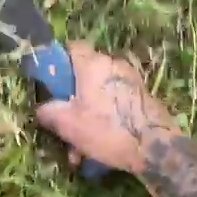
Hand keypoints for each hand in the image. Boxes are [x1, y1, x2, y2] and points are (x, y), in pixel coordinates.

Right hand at [33, 43, 179, 173]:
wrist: (154, 147)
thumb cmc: (106, 129)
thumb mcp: (66, 123)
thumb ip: (48, 111)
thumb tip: (42, 108)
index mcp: (93, 64)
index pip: (72, 47)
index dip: (58, 61)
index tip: (50, 82)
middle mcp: (114, 65)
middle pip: (85, 76)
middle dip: (72, 100)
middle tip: (64, 124)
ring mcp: (131, 81)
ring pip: (99, 95)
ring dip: (87, 117)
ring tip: (80, 149)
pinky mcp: (142, 97)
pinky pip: (114, 105)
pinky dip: (104, 120)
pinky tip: (99, 148)